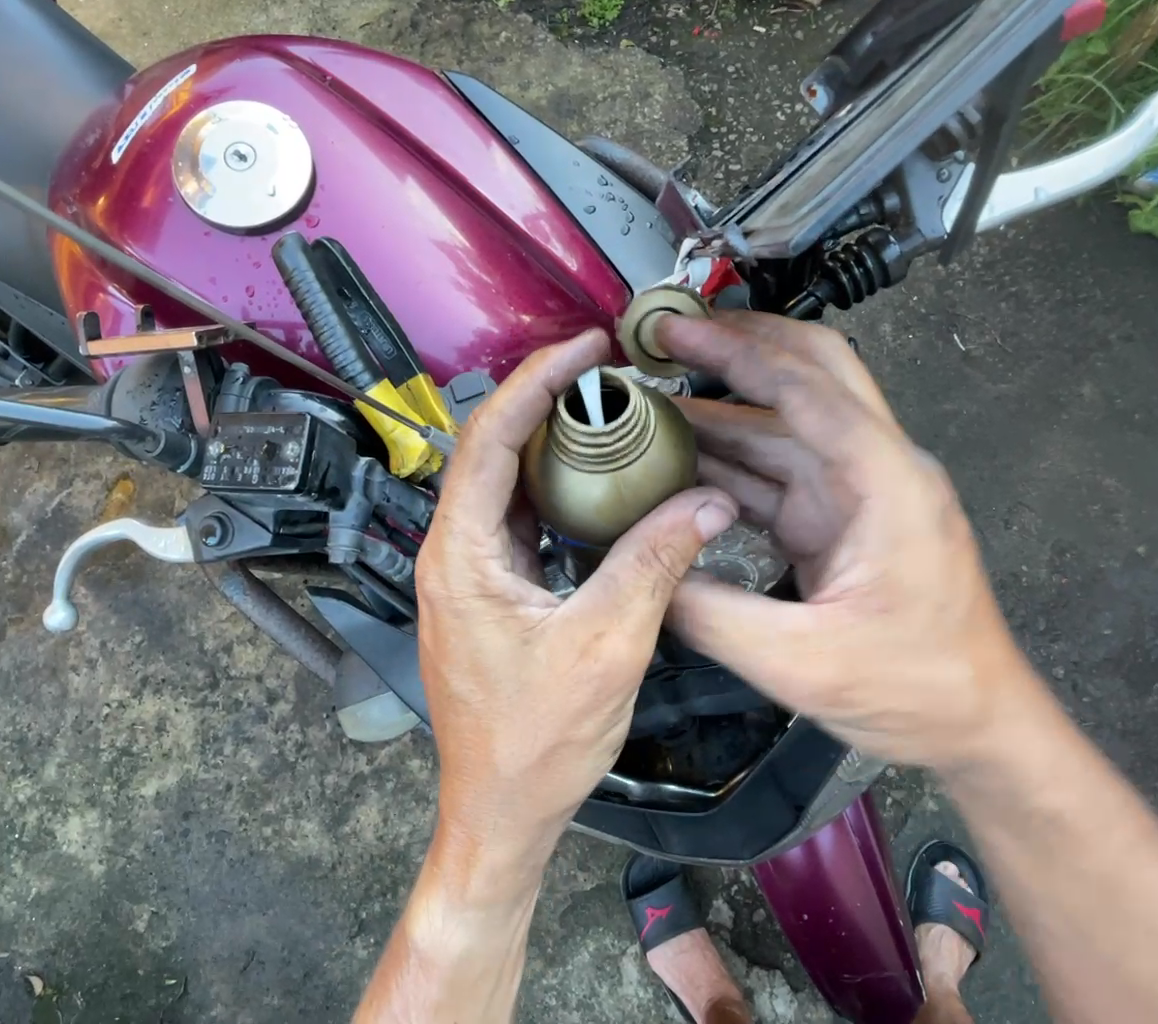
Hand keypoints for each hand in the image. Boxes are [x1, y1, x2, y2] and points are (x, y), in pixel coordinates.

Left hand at [415, 329, 737, 859]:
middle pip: (492, 452)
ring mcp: (470, 574)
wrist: (502, 809)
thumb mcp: (607, 645)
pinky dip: (556, 493)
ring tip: (604, 413)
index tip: (581, 349)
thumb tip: (704, 504)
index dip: (534, 382)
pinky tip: (597, 485)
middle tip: (601, 372)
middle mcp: (453, 555)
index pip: (489, 440)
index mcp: (461, 556)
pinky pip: (520, 522)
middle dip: (544, 402)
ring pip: (506, 485)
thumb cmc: (533, 743)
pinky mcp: (491, 593)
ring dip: (550, 446)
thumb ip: (654, 563)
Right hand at [660, 312, 1037, 770]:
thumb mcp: (798, 662)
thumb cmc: (911, 690)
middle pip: (812, 374)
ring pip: (781, 426)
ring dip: (719, 408)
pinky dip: (724, 463)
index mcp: (887, 483)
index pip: (807, 390)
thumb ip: (709, 612)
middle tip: (665, 334)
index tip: (671, 331)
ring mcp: (855, 494)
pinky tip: (676, 462)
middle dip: (739, 346)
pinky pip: (772, 474)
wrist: (975, 726)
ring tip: (649, 399)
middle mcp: (875, 470)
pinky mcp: (834, 521)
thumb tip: (638, 567)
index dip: (735, 353)